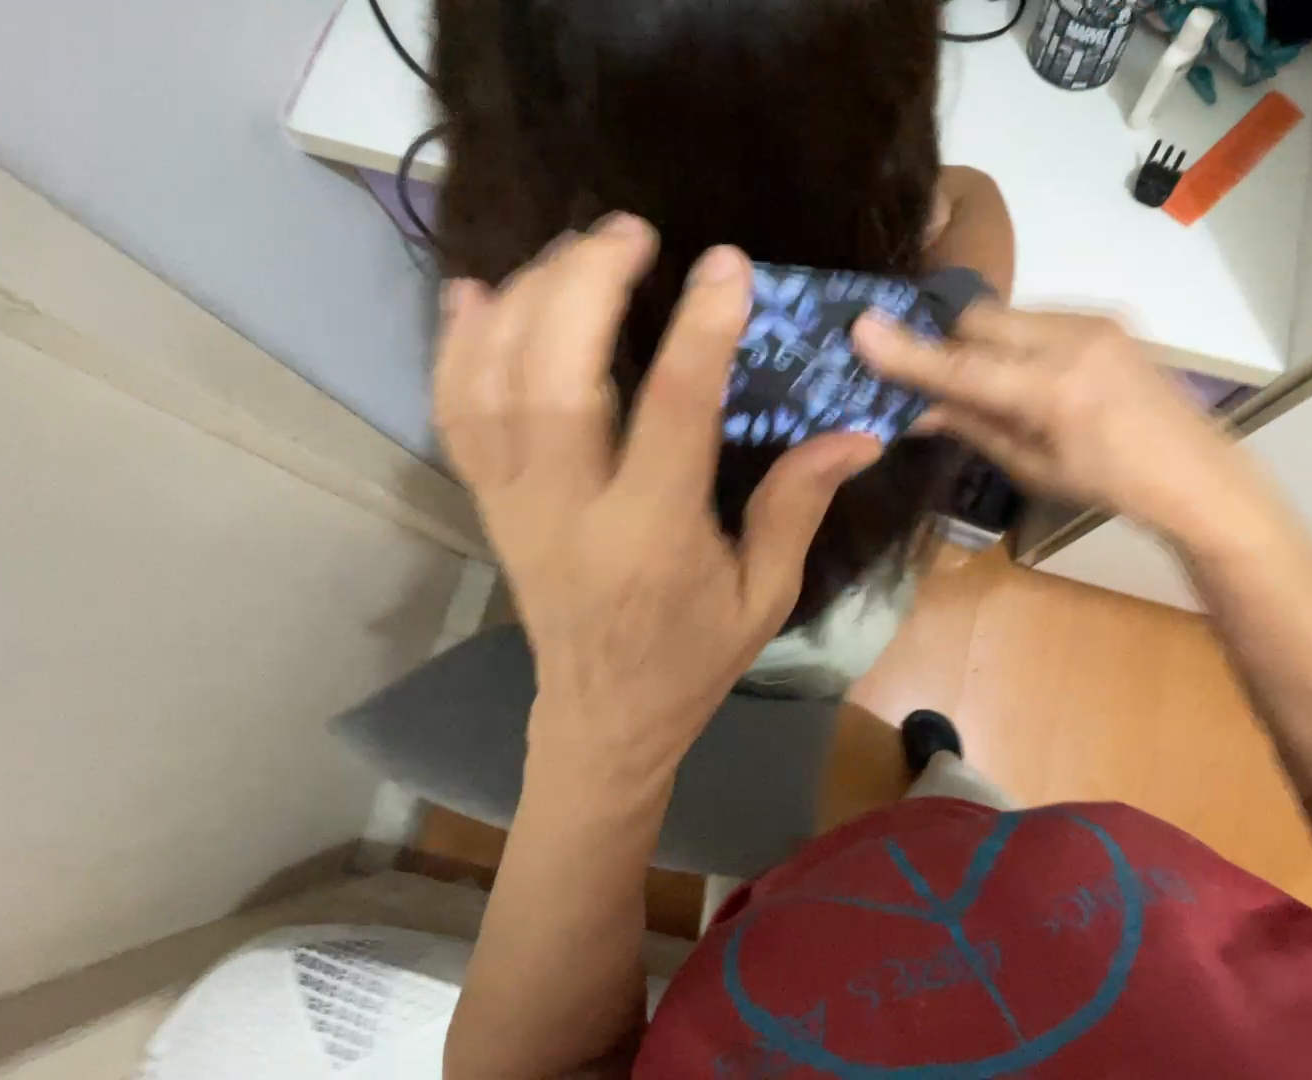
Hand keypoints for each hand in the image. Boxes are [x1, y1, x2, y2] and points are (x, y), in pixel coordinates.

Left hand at [435, 215, 881, 790]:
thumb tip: (857, 432)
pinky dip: (457, 347)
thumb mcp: (764, 595)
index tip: (725, 265)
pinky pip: (455, 415)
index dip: (700, 331)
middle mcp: (570, 512)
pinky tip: (481, 295)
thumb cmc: (693, 659)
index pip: (673, 415)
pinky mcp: (489, 505)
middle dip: (586, 286)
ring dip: (527, 300)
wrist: (603, 717)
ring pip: (492, 383)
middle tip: (630, 231)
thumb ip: (797, 506)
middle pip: (554, 378)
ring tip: (575, 249)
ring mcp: (515, 505)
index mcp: (651, 539)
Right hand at [854, 305, 1269, 545]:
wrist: (1197, 473)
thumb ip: (972, 427)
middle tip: (933, 375)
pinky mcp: (1108, 315)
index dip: (909, 351)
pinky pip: (1036, 316)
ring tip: (992, 382)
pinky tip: (1028, 373)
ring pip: (1005, 313)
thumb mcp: (1031, 468)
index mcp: (1054, 394)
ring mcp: (1095, 321)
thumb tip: (914, 409)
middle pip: (978, 318)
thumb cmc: (1108, 488)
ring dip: (982, 341)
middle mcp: (1074, 341)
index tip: (860, 328)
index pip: (964, 367)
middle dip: (947, 342)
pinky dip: (1015, 339)